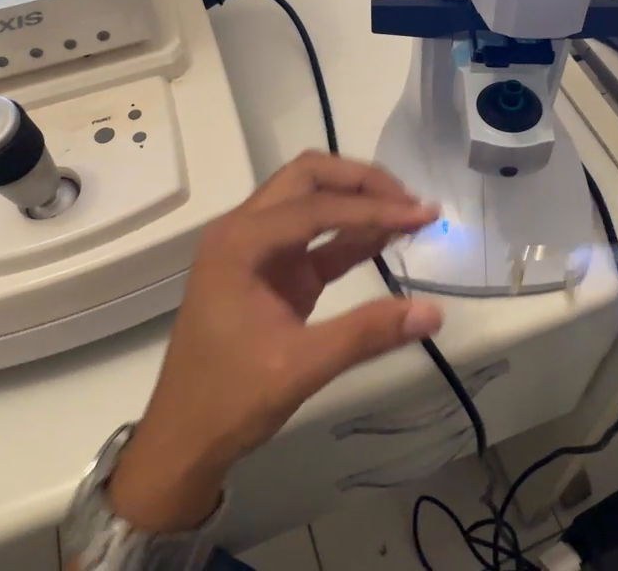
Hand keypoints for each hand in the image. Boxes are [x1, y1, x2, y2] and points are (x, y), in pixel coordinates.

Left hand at [106, 152, 442, 530]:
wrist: (184, 438)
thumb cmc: (229, 398)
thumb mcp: (300, 366)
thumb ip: (367, 332)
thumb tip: (433, 312)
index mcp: (240, 242)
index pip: (316, 206)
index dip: (372, 207)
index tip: (422, 214)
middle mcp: (244, 231)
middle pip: (308, 179)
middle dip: (361, 182)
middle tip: (409, 202)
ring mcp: (257, 249)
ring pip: (311, 200)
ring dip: (358, 203)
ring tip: (411, 214)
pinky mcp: (272, 271)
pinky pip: (315, 238)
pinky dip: (351, 235)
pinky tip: (389, 239)